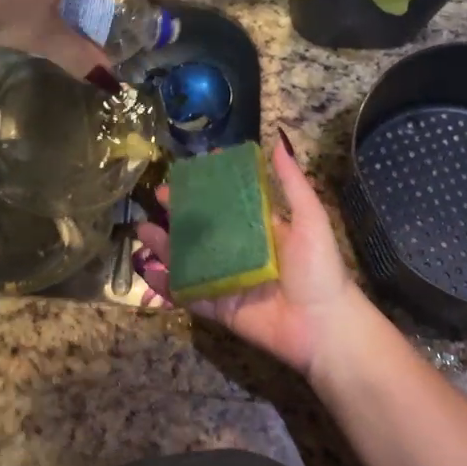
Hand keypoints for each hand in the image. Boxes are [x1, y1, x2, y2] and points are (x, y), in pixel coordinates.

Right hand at [136, 144, 372, 378]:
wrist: (323, 325)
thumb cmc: (319, 268)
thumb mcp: (309, 217)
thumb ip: (290, 182)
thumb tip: (278, 139)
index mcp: (260, 228)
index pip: (228, 201)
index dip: (208, 185)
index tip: (187, 169)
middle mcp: (240, 251)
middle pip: (202, 228)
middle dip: (179, 213)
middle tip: (157, 196)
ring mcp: (226, 280)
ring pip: (188, 260)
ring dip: (165, 246)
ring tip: (142, 229)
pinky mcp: (218, 308)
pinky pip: (188, 295)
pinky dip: (166, 285)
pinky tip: (147, 270)